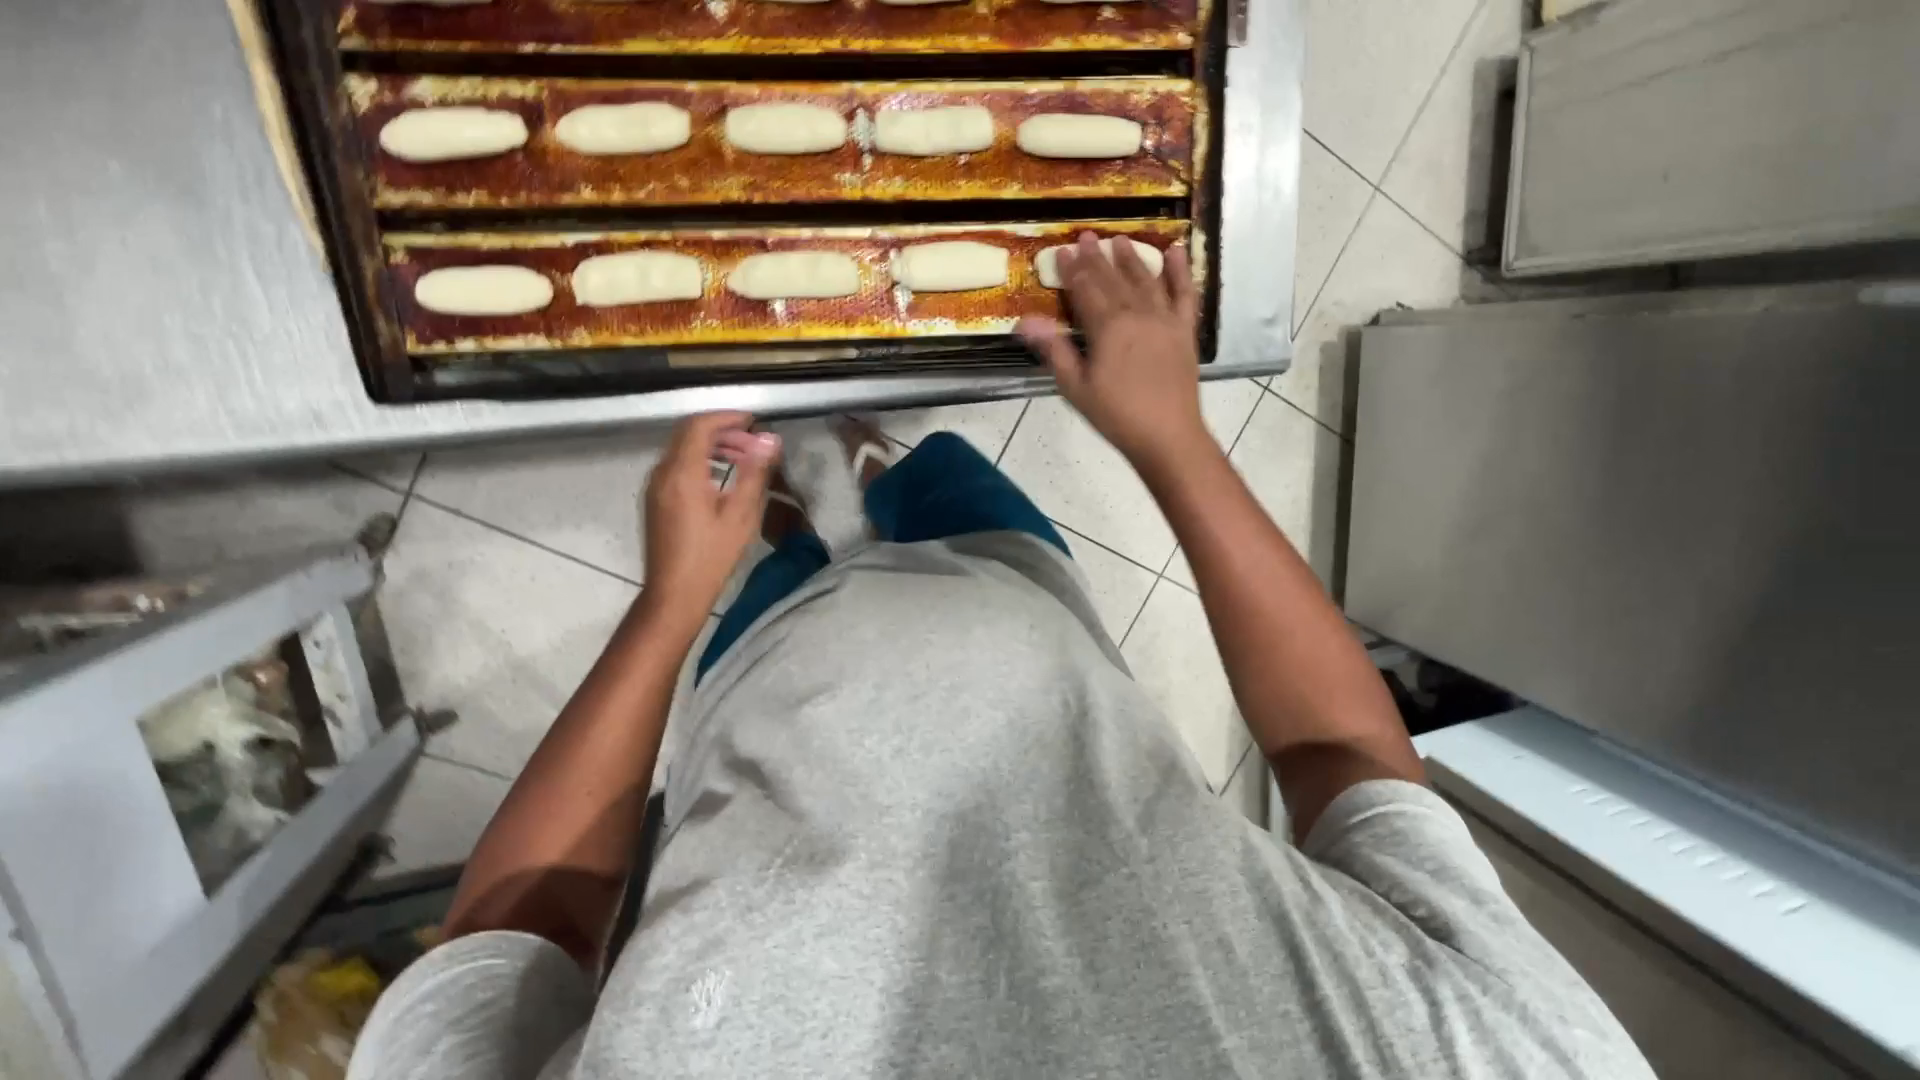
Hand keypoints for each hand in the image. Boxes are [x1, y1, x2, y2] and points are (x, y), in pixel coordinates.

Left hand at [641, 412, 779, 621]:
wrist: (675, 592)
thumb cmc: (712, 556)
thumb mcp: (740, 514)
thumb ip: (754, 472)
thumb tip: (770, 440)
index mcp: (682, 473)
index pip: (700, 426)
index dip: (728, 417)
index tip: (755, 421)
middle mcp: (662, 473)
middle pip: (688, 433)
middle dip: (722, 431)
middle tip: (754, 442)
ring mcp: (655, 486)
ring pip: (681, 449)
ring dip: (712, 446)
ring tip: (743, 459)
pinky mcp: (655, 499)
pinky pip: (676, 466)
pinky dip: (699, 460)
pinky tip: (721, 478)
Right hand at [1016, 232, 1209, 470]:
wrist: (1167, 435)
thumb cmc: (1116, 416)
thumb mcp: (1076, 387)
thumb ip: (1055, 349)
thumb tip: (1025, 320)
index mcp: (1108, 327)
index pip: (1085, 289)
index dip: (1072, 269)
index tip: (1063, 250)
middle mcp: (1137, 314)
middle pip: (1113, 279)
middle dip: (1097, 258)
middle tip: (1087, 236)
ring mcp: (1164, 320)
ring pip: (1145, 280)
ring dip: (1131, 259)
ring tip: (1120, 240)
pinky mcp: (1185, 330)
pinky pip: (1184, 294)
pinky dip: (1179, 272)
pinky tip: (1175, 253)